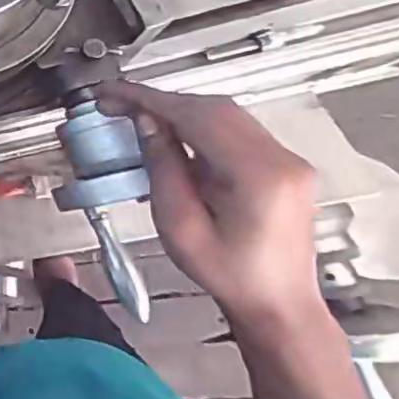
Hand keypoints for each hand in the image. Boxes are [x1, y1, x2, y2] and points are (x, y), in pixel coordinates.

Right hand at [99, 83, 325, 333]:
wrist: (278, 305)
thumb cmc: (232, 276)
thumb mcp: (178, 225)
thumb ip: (162, 166)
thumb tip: (146, 123)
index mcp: (258, 176)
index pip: (193, 116)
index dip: (146, 98)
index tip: (112, 93)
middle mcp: (281, 161)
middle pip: (209, 107)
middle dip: (157, 100)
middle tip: (116, 102)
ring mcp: (286, 160)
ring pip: (221, 112)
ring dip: (175, 109)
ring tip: (136, 115)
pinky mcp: (280, 164)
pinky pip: (232, 126)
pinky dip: (195, 121)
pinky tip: (169, 130)